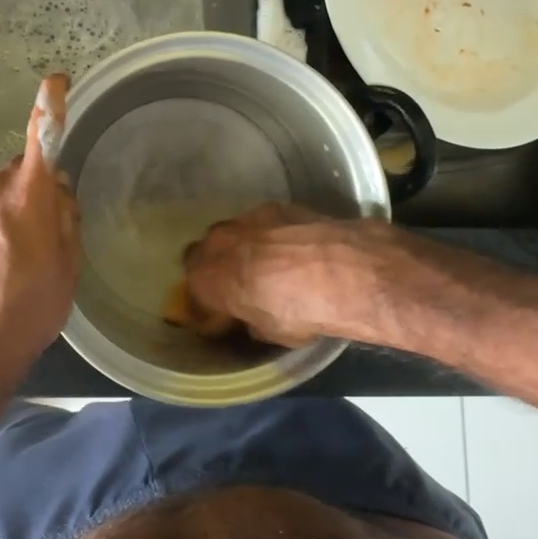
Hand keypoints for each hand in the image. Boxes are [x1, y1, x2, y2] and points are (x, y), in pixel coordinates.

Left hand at [0, 74, 80, 390]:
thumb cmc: (29, 312)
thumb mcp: (68, 268)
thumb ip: (66, 218)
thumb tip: (59, 190)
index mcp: (27, 196)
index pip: (41, 136)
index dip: (51, 105)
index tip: (57, 82)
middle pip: (19, 175)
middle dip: (33, 193)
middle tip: (44, 236)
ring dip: (7, 216)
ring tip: (13, 264)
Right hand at [183, 203, 425, 346]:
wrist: (344, 270)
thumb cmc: (299, 311)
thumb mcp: (270, 333)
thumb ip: (250, 319)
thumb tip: (253, 316)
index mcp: (207, 277)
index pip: (193, 289)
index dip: (207, 303)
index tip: (220, 315)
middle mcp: (219, 241)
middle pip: (206, 251)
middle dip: (218, 266)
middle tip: (238, 285)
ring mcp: (249, 217)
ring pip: (235, 232)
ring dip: (244, 247)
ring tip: (269, 265)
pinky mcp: (280, 206)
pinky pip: (264, 223)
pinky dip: (272, 235)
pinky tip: (294, 250)